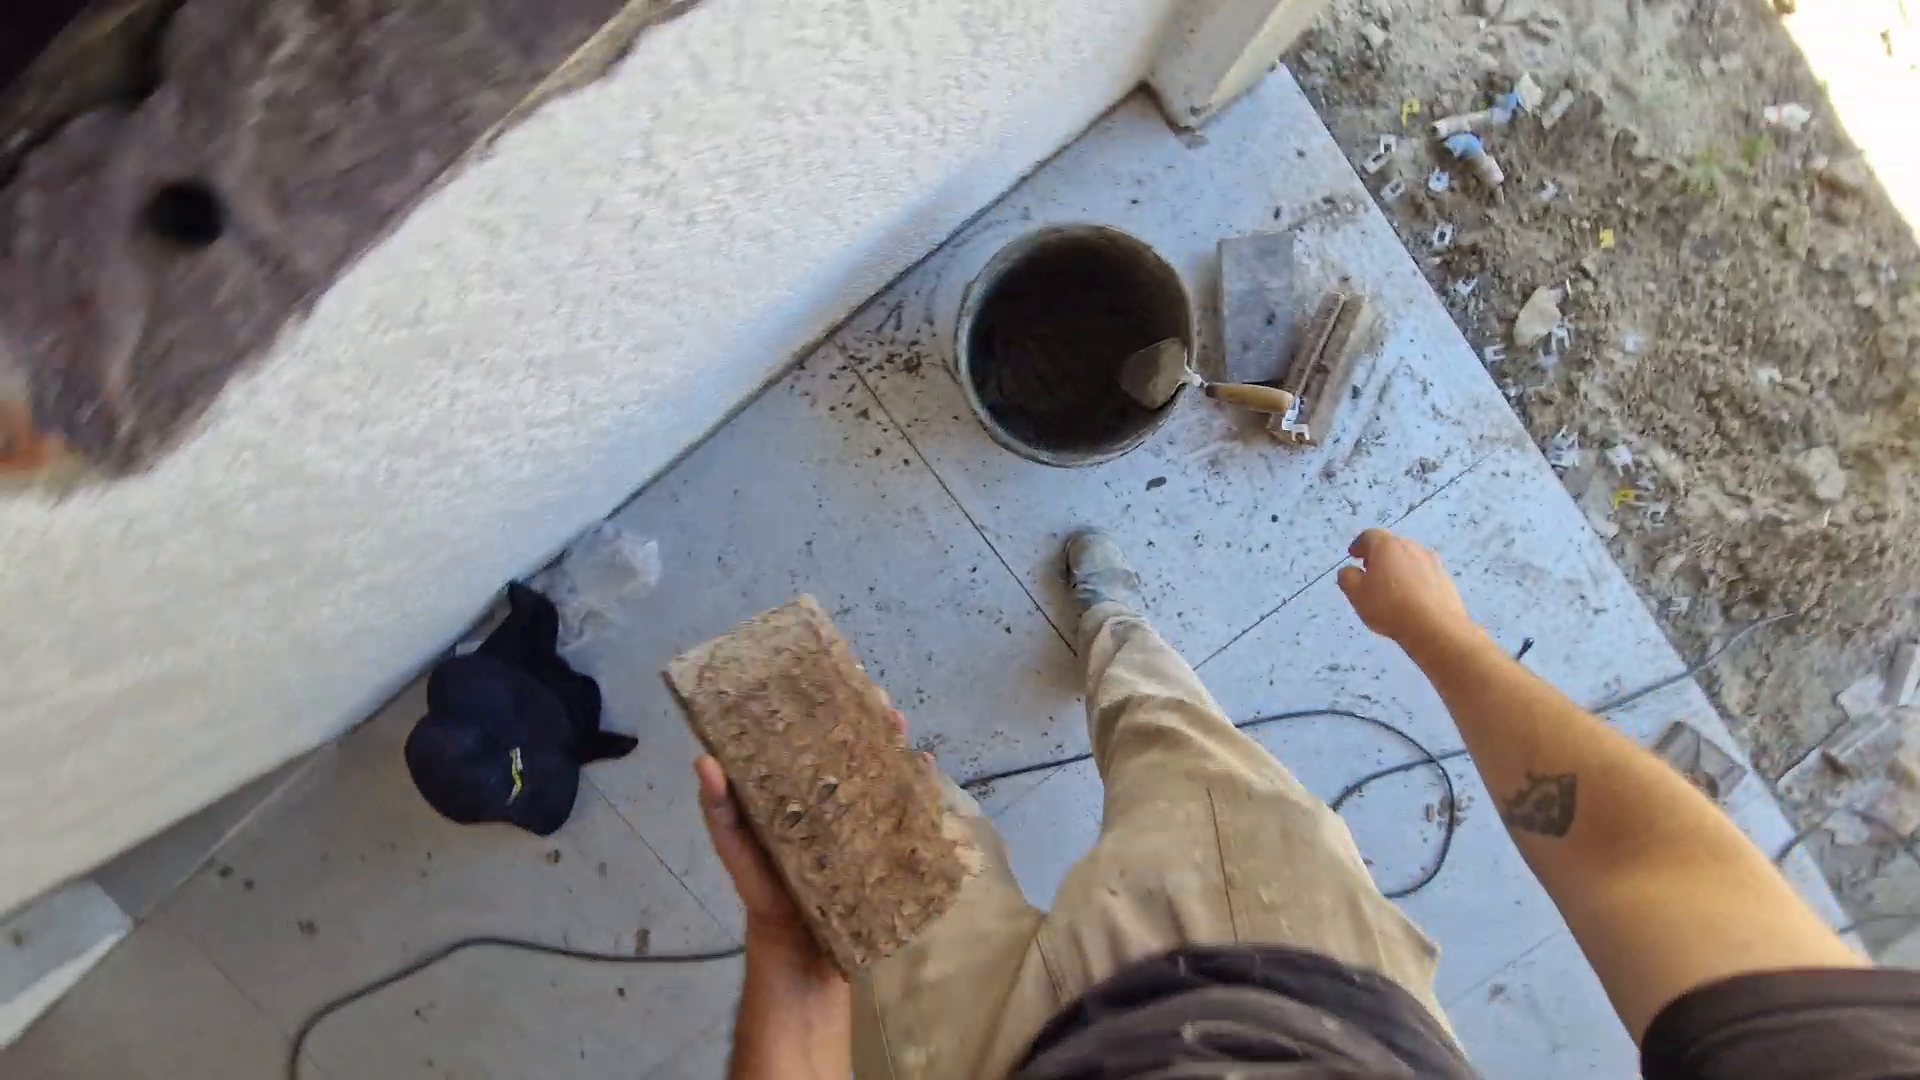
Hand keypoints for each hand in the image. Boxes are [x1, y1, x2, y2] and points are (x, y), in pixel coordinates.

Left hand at [694, 709, 910, 967]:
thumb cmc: (765, 892)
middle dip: (867, 719)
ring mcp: (861, 815)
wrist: (803, 952)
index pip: (810, 738)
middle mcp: (832, 793)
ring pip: (880, 768)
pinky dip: (917, 783)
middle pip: (852, 747)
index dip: (823, 708)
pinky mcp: (883, 838)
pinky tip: (925, 766)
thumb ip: (722, 811)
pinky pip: (903, 804)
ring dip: (893, 744)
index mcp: (796, 788)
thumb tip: (703, 761)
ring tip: (900, 724)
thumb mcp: (737, 849)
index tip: (834, 677)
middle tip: (880, 697)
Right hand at [1336, 529, 1477, 649]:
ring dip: (1398, 567)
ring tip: (1390, 587)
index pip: (1370, 535)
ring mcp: (1433, 563)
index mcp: (1387, 546)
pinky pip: (1424, 574)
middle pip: (1392, 545)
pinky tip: (1409, 598)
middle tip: (1370, 572)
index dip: (1359, 545)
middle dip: (1379, 556)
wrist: (1436, 628)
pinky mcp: (1446, 579)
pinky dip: (1413, 580)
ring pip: (1409, 559)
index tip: (1353, 556)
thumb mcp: (1355, 593)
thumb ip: (1347, 577)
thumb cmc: (1389, 606)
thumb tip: (1350, 570)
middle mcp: (1412, 548)